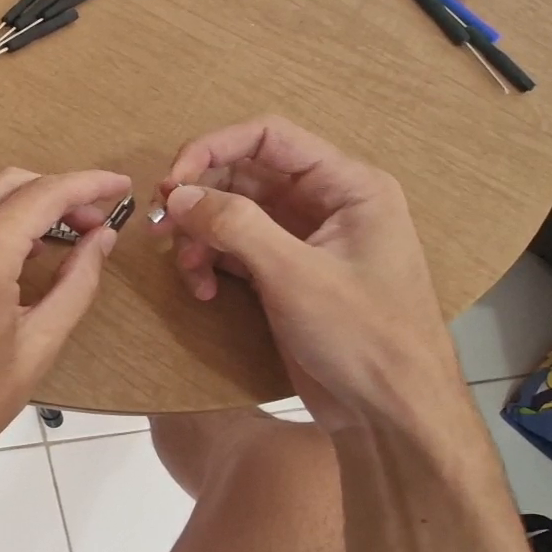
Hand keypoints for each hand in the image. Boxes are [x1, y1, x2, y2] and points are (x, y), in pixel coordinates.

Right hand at [153, 116, 462, 425]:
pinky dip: (211, 263)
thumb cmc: (362, 336)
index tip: (170, 182)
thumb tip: (175, 194)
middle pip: (241, 176)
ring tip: (188, 271)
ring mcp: (301, 239)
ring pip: (230, 214)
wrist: (390, 413)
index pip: (268, 137)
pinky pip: (232, 249)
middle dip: (198, 200)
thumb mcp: (294, 274)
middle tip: (161, 228)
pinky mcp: (283, 272)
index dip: (212, 149)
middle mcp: (324, 204)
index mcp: (347, 186)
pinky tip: (206, 291)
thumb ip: (234, 225)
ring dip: (199, 237)